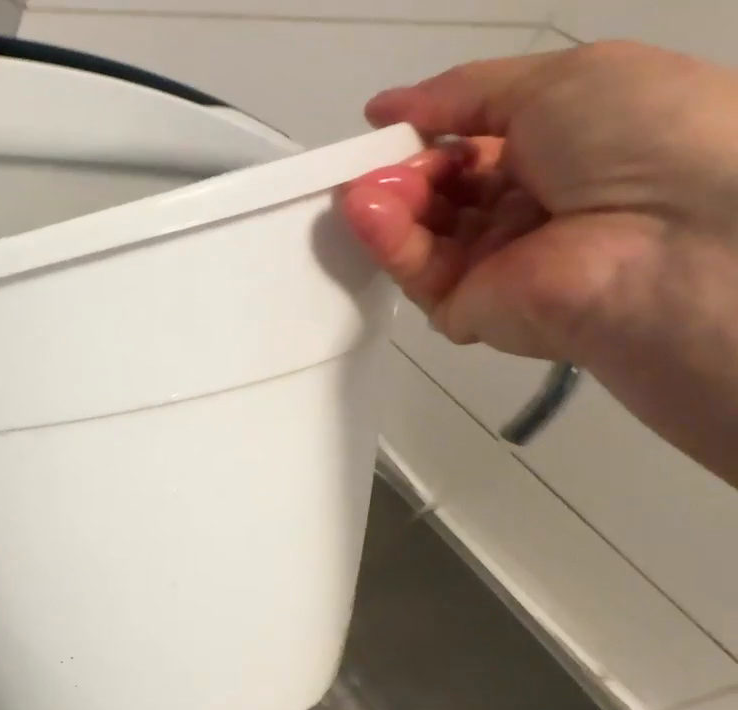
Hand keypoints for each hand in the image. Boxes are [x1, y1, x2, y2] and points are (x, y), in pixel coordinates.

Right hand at [340, 41, 737, 483]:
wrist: (672, 235)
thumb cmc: (641, 135)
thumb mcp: (560, 78)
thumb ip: (465, 91)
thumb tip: (385, 106)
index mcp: (564, 148)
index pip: (474, 143)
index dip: (429, 131)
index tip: (387, 125)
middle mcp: (527, 205)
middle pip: (437, 186)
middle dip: (400, 166)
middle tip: (378, 159)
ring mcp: (493, 259)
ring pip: (417, 227)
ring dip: (385, 199)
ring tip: (364, 186)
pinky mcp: (462, 305)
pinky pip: (412, 269)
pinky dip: (384, 238)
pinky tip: (367, 211)